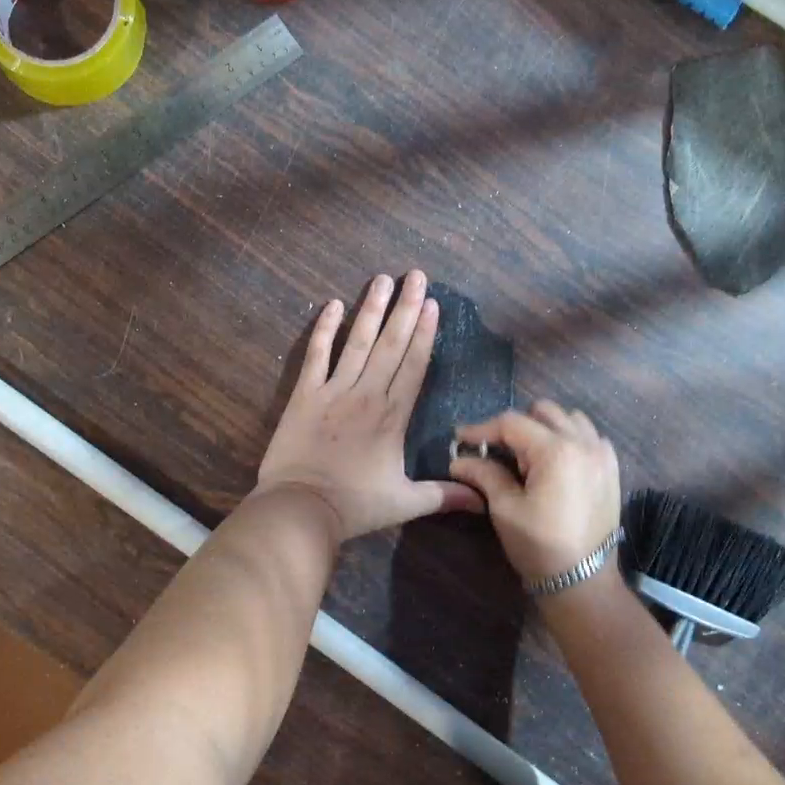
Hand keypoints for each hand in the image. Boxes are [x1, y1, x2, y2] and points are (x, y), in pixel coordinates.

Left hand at [255, 271, 484, 541]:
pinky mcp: (304, 395)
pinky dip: (325, 329)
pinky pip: (317, 355)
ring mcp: (334, 391)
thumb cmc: (355, 506)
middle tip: (415, 275)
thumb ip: (444, 495)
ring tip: (382, 279)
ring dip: (371, 309)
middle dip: (405, 308)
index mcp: (393, 416)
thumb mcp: (405, 502)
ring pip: (358, 342)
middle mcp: (367, 394)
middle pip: (391, 344)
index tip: (432, 304)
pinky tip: (333, 305)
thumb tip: (483, 500)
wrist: (301, 508)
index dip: (424, 332)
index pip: (414, 364)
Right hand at [448, 402, 620, 582]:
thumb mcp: (505, 509)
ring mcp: (602, 455)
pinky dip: (570, 440)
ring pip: (569, 419)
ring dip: (545, 429)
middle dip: (515, 426)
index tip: (460, 438)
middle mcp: (584, 443)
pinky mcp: (612, 469)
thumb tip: (459, 459)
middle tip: (498, 452)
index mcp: (556, 451)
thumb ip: (485, 474)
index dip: (482, 428)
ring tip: (530, 457)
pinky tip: (557, 464)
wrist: (584, 581)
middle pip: (543, 411)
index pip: (512, 423)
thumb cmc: (539, 546)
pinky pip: (590, 437)